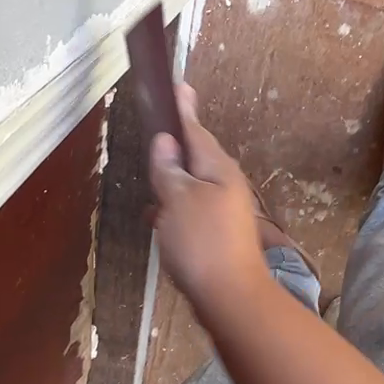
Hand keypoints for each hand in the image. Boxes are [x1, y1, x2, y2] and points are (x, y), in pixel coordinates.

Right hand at [149, 84, 269, 305]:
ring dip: (172, 183)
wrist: (230, 298)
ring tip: (153, 180)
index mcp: (218, 169)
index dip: (184, 110)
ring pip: (193, 187)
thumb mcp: (178, 200)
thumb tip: (166, 142)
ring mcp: (224, 213)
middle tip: (159, 131)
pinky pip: (192, 212)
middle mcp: (226, 186)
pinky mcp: (218, 236)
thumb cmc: (202, 243)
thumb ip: (169, 169)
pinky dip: (175, 210)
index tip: (180, 86)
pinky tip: (160, 220)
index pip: (196, 131)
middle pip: (196, 158)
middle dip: (176, 148)